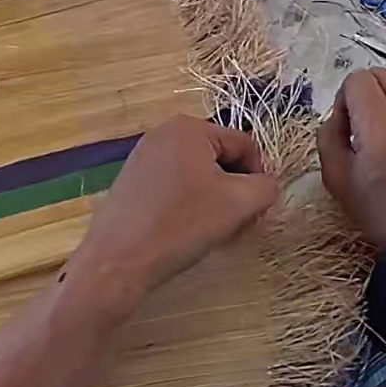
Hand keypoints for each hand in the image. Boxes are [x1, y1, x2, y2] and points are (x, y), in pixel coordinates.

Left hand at [63, 116, 279, 320]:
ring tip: (214, 229)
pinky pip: (176, 183)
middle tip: (240, 223)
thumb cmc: (181, 224)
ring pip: (198, 172)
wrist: (118, 260)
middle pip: (220, 156)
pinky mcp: (133, 179)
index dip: (259, 177)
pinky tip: (187, 229)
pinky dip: (190, 202)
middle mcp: (164, 132)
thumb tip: (267, 185)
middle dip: (236, 188)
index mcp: (189, 127)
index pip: (244, 144)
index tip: (260, 211)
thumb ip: (265, 186)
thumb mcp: (237, 203)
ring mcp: (144, 155)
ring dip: (215, 198)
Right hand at [317, 65, 385, 248]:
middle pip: (378, 74)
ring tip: (383, 111)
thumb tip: (339, 113)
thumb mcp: (335, 176)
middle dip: (363, 92)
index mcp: (380, 129)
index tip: (347, 121)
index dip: (344, 98)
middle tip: (362, 120)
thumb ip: (327, 134)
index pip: (357, 81)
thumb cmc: (381, 208)